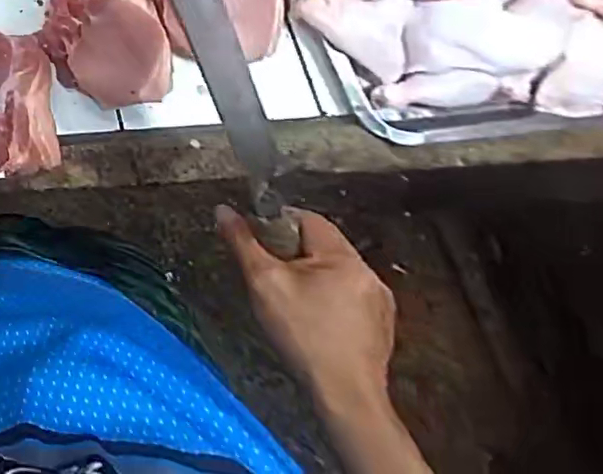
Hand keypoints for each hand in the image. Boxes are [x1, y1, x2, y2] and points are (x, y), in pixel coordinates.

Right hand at [217, 204, 395, 409]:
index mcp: (345, 261)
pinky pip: (345, 292)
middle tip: (265, 268)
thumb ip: (242, 240)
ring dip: (306, 272)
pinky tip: (307, 314)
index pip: (308, 219)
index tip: (255, 239)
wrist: (344, 393)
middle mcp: (370, 277)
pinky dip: (323, 293)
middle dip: (289, 249)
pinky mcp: (379, 325)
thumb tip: (222, 209)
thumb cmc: (301, 330)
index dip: (277, 221)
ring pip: (332, 270)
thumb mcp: (262, 280)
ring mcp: (379, 303)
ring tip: (283, 292)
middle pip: (321, 244)